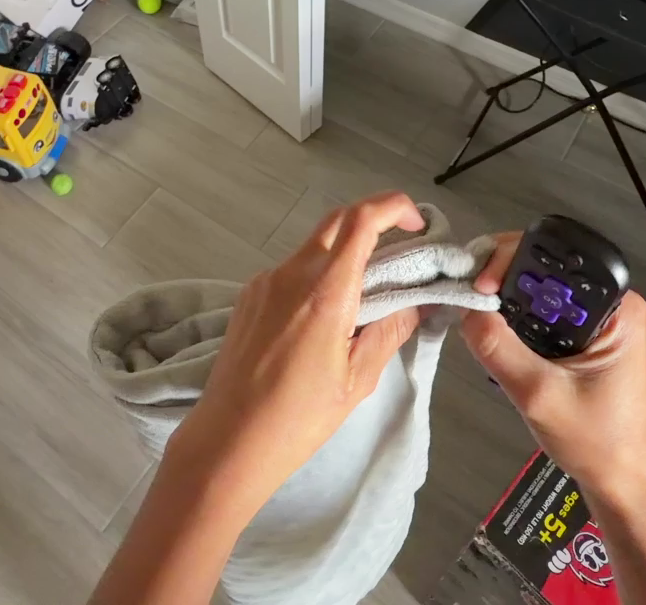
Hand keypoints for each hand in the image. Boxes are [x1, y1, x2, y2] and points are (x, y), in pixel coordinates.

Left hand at [172, 192, 425, 509]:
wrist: (229, 438)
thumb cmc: (298, 417)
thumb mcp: (357, 380)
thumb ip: (388, 332)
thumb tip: (413, 303)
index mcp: (325, 291)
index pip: (361, 221)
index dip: (394, 207)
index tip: (416, 223)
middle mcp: (292, 273)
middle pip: (337, 222)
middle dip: (373, 223)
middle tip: (399, 250)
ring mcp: (265, 280)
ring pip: (314, 248)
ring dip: (343, 256)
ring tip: (363, 299)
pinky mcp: (249, 294)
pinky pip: (292, 271)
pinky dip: (317, 277)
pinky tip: (323, 318)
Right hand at [460, 231, 645, 505]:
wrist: (626, 490)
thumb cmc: (598, 442)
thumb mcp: (540, 394)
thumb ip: (499, 348)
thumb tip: (463, 307)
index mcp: (615, 304)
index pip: (551, 255)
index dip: (509, 260)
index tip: (477, 285)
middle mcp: (606, 302)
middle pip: (540, 266)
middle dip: (500, 278)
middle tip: (467, 298)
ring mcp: (594, 320)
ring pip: (535, 289)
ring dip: (503, 300)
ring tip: (474, 314)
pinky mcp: (580, 338)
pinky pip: (538, 312)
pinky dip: (513, 320)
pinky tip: (494, 336)